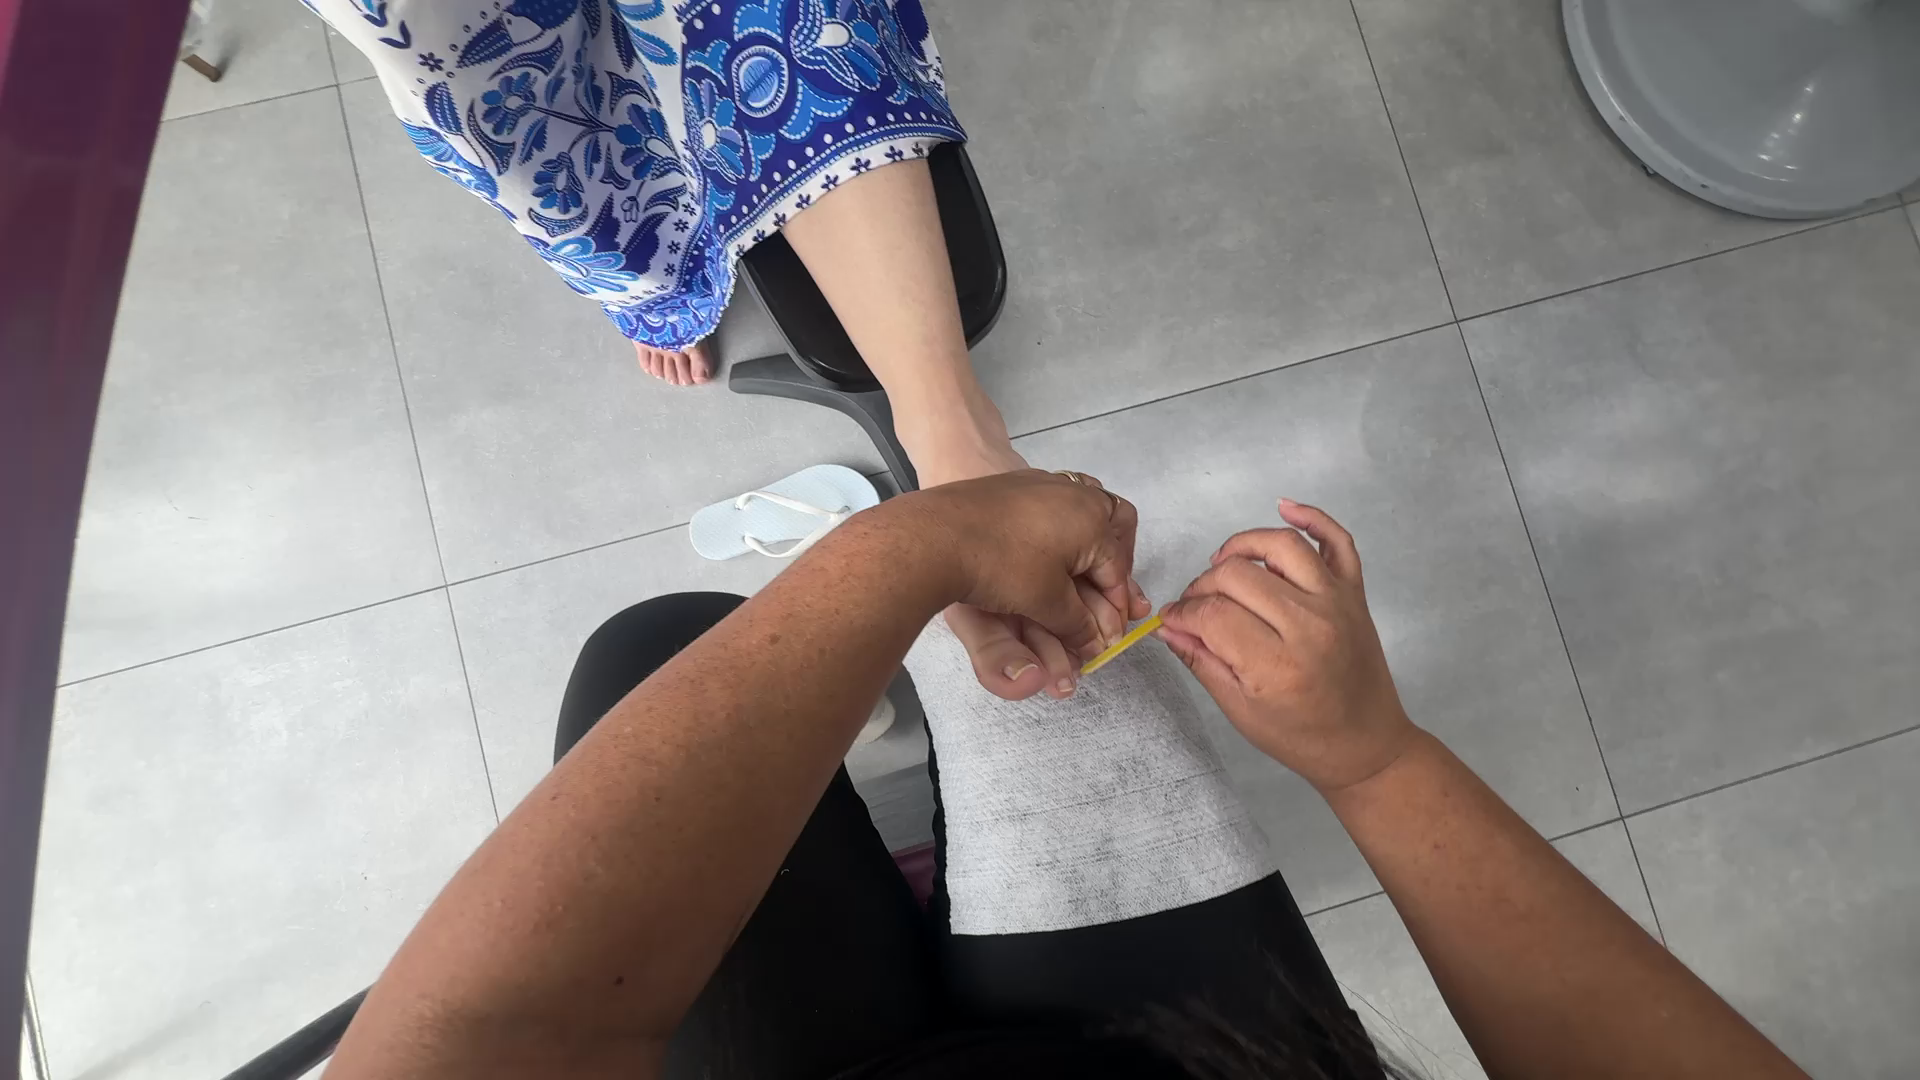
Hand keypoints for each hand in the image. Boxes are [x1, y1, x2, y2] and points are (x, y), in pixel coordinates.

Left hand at [909, 470, 1151, 700]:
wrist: (936, 530)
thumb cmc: (1000, 564)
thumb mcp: (1045, 600)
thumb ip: (1077, 623)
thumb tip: (1096, 642)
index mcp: (1094, 520)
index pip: (1118, 570)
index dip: (1115, 607)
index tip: (1108, 636)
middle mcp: (1076, 493)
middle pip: (1114, 526)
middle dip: (1114, 564)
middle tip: (1103, 600)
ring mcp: (1045, 482)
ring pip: (1085, 508)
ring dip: (1090, 541)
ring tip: (1077, 576)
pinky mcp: (1017, 483)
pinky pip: (1055, 503)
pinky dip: (1060, 528)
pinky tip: (1043, 551)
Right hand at [1155, 500, 1415, 792]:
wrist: (1367, 745)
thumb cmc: (1300, 736)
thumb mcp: (1238, 710)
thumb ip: (1200, 661)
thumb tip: (1166, 625)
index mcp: (1277, 664)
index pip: (1211, 614)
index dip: (1181, 613)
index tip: (1172, 621)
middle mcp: (1309, 624)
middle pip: (1236, 576)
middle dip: (1201, 587)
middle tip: (1195, 607)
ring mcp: (1336, 602)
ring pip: (1279, 545)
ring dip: (1241, 546)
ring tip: (1221, 565)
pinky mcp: (1354, 592)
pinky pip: (1337, 541)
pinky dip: (1312, 517)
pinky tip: (1284, 507)